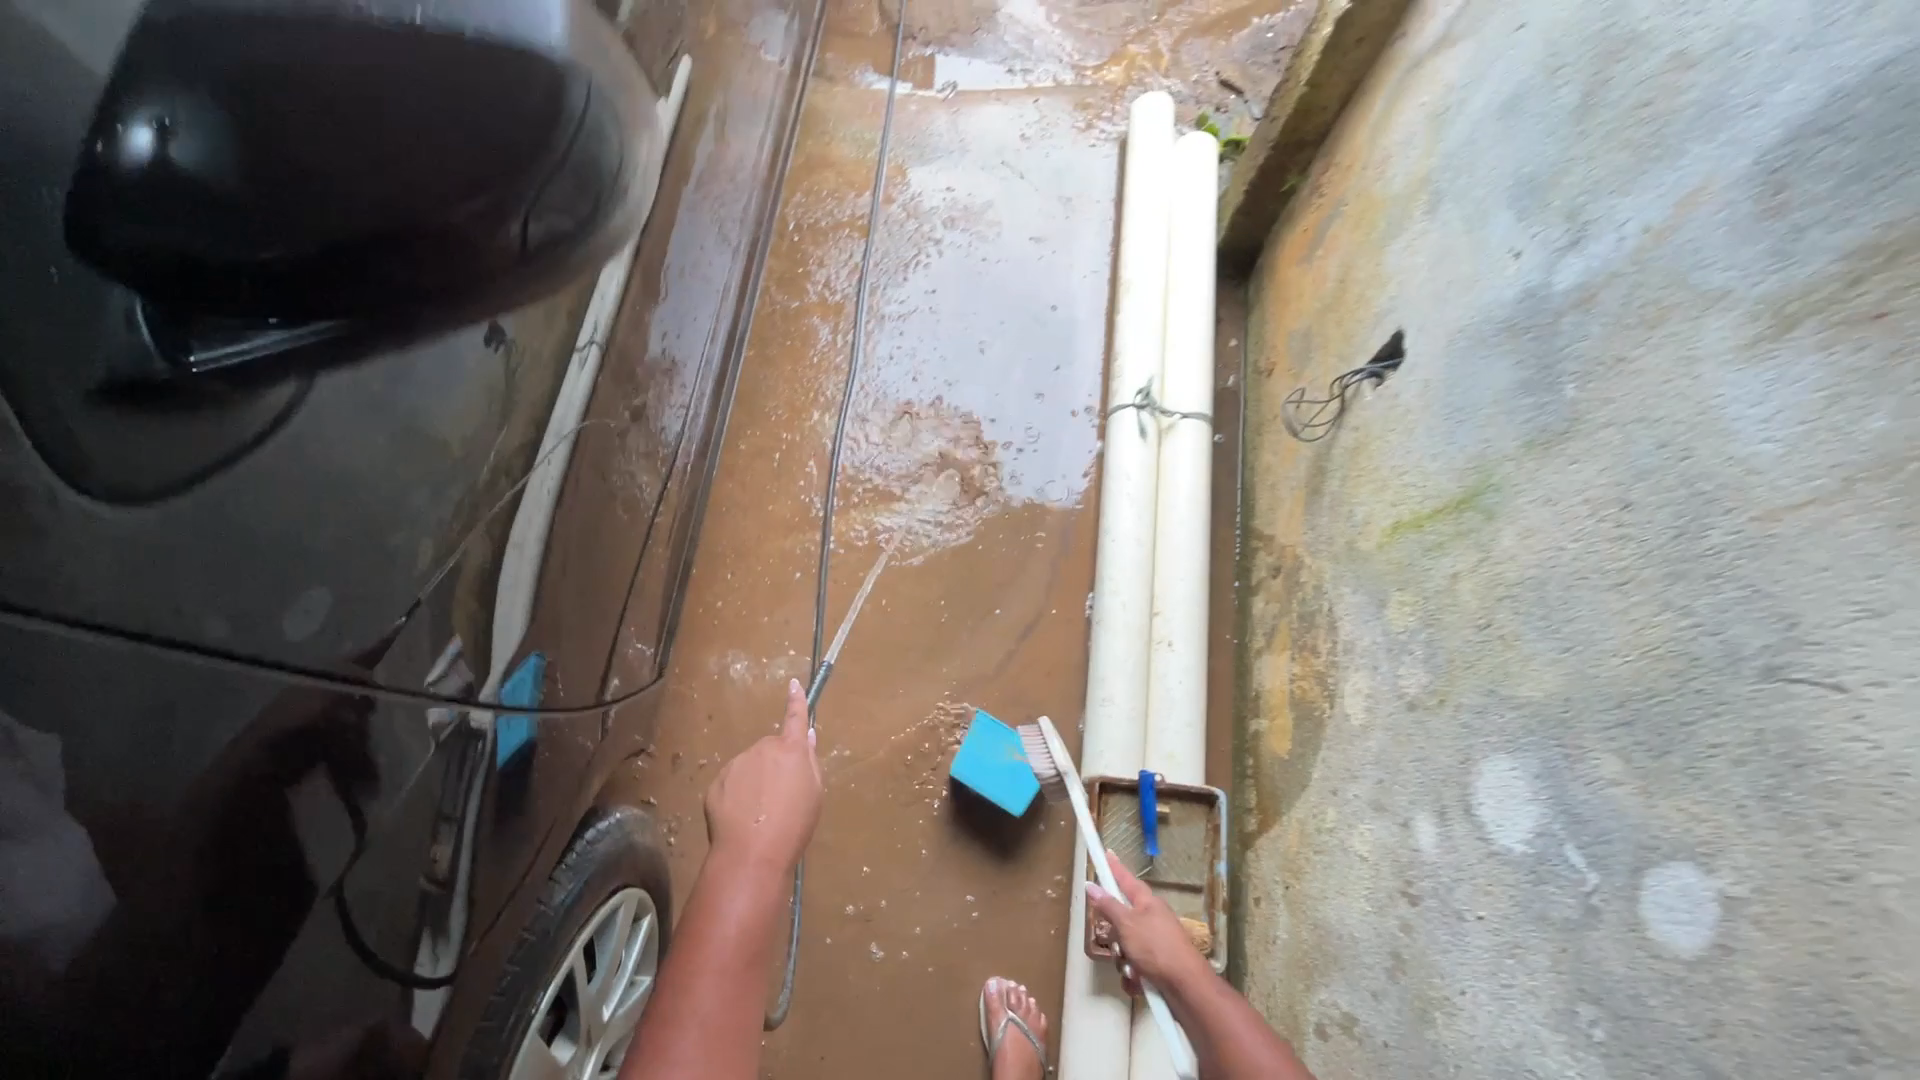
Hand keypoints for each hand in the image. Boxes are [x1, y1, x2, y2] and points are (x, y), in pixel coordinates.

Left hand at [703, 679, 823, 874]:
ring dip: (755, 781)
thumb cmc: (794, 825)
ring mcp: (736, 764)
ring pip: (749, 767)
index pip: (795, 718)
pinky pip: (731, 784)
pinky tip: (741, 819)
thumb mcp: (814, 794)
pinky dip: (737, 796)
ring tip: (760, 814)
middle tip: (781, 797)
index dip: (796, 701)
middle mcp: (762, 749)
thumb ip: (809, 762)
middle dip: (775, 765)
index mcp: (790, 750)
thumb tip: (807, 737)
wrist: (752, 853)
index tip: (792, 684)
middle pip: (771, 750)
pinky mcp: (716, 783)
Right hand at [1086, 850, 1210, 993]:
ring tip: (1132, 969)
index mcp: (1146, 903)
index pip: (1126, 879)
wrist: (1186, 985)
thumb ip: (1108, 906)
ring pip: (1125, 946)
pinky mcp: (1156, 964)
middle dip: (1115, 937)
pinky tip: (1138, 984)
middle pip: (1121, 920)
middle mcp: (1151, 919)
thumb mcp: (1127, 924)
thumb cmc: (1156, 947)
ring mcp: (1155, 942)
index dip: (1115, 867)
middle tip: (1117, 942)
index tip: (1107, 853)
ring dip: (1124, 961)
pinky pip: (1134, 967)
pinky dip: (1134, 976)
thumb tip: (1091, 885)